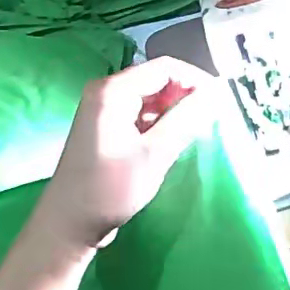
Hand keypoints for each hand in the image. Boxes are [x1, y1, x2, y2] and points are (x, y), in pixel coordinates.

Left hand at [36, 57, 218, 248]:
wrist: (69, 223)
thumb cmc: (110, 188)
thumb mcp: (155, 154)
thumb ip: (185, 119)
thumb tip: (214, 94)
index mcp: (113, 90)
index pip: (165, 67)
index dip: (196, 79)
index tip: (220, 101)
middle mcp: (106, 90)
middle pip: (157, 79)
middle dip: (186, 94)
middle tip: (210, 118)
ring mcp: (104, 108)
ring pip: (150, 96)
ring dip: (174, 109)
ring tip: (196, 130)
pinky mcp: (106, 125)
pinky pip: (140, 111)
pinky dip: (159, 121)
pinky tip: (173, 139)